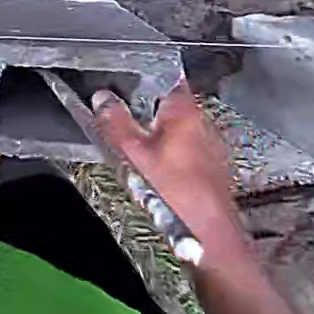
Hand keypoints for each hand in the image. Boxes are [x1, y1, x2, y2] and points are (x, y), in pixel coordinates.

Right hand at [91, 82, 246, 257]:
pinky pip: (186, 150)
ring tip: (137, 150)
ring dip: (158, 135)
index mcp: (185, 112)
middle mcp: (203, 125)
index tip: (126, 82)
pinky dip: (170, 155)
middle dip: (146, 112)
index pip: (167, 78)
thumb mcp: (133, 153)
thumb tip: (102, 99)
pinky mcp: (212, 168)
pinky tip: (157, 172)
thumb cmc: (176, 193)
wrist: (208, 235)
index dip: (145, 77)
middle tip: (123, 121)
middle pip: (170, 106)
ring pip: (178, 130)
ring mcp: (210, 147)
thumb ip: (115, 122)